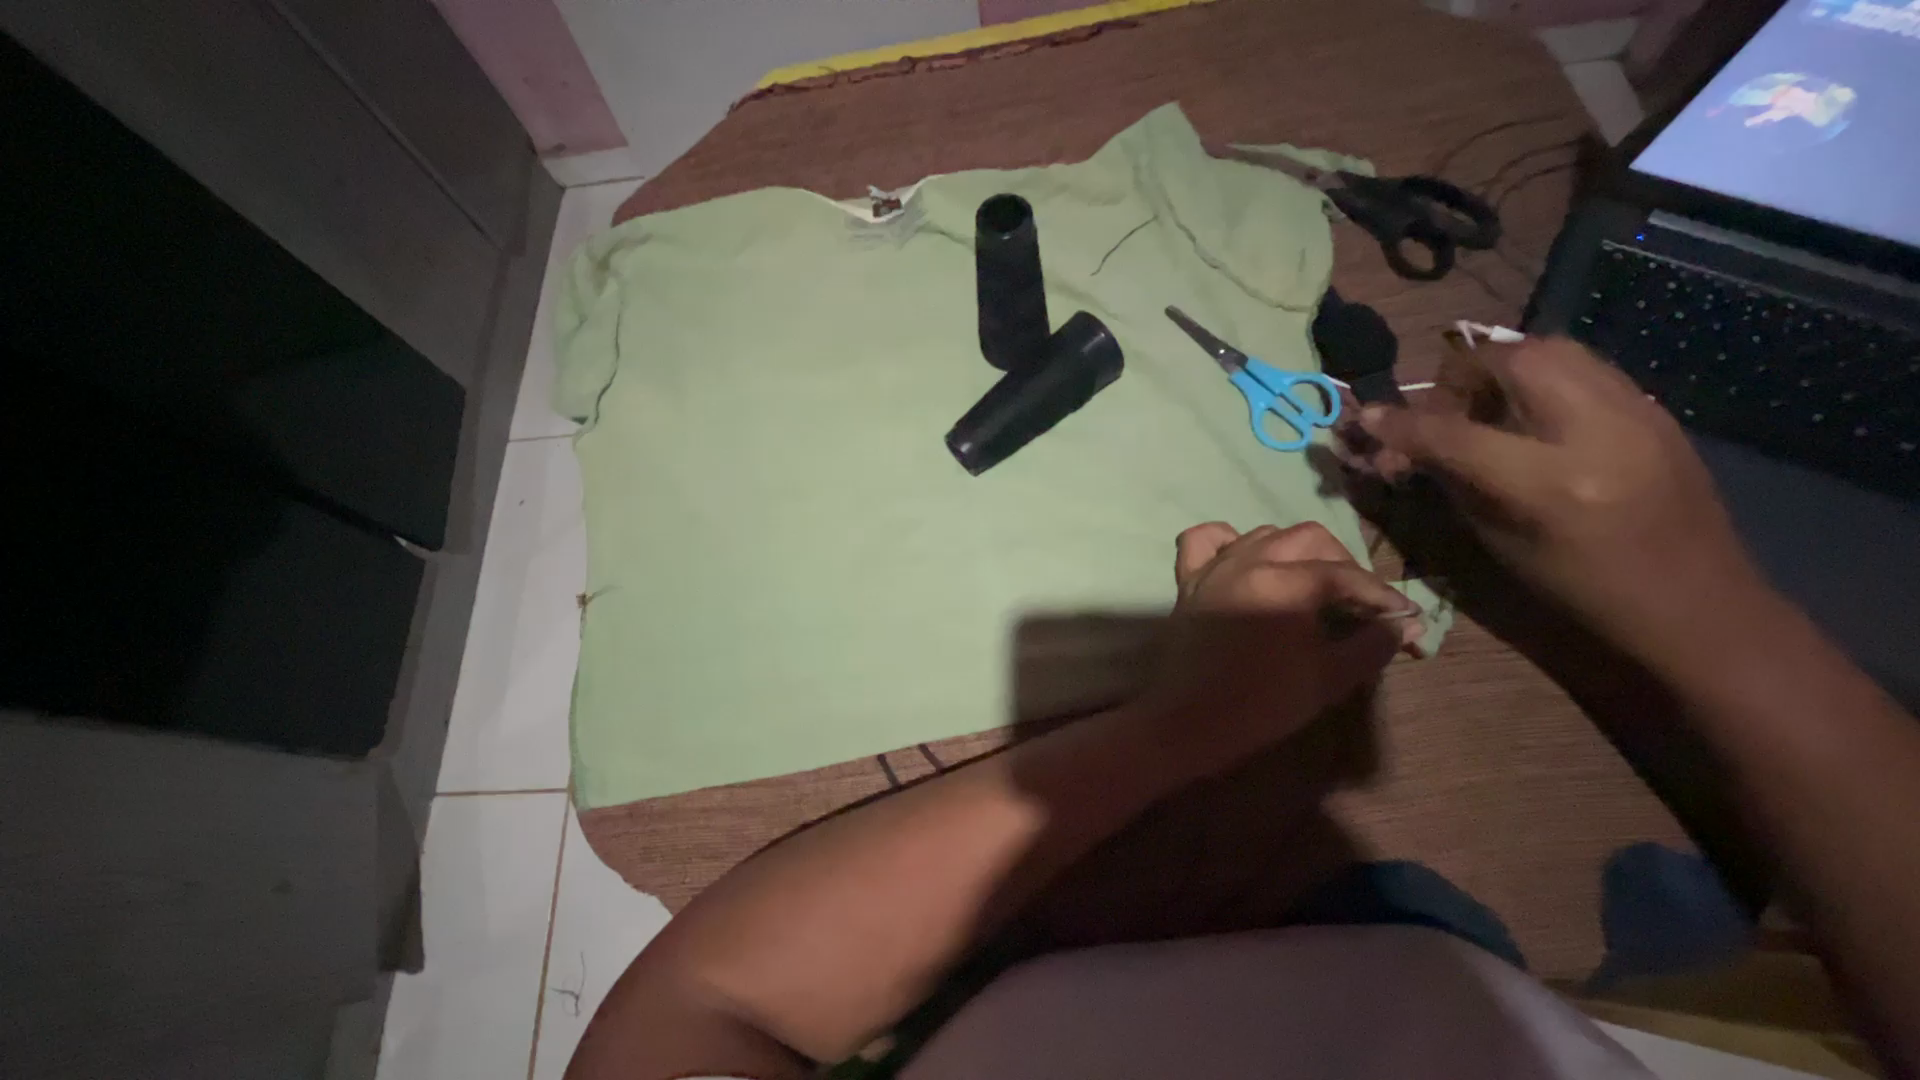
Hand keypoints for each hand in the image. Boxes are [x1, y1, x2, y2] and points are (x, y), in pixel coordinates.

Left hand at [1137, 521, 1420, 770]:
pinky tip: (1245, 560)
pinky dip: (1228, 541)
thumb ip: (1372, 644)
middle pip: (1310, 539)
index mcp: (1285, 582)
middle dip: (1344, 565)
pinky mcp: (1187, 581)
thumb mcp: (1329, 677)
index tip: (1405, 620)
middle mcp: (1248, 561)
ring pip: (1263, 535)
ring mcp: (1213, 567)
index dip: (1383, 597)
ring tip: (1313, 586)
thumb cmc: (1263, 703)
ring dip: (1295, 551)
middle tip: (1360, 603)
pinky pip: (1204, 540)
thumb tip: (1402, 623)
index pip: (1346, 575)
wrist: (1190, 722)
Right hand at [1345, 336, 1769, 666]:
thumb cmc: (1580, 589)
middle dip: (1461, 375)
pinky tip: (1534, 416)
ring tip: (1489, 407)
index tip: (1367, 417)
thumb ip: (1451, 480)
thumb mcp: (1498, 541)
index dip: (1400, 423)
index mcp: (1549, 484)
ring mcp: (1636, 412)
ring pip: (1552, 348)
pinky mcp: (1656, 408)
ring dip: (1502, 368)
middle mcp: (1596, 432)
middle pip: (1511, 359)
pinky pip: (1584, 367)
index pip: (1453, 434)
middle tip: (1446, 411)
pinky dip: (1542, 378)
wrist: (1693, 602)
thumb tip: (1402, 446)